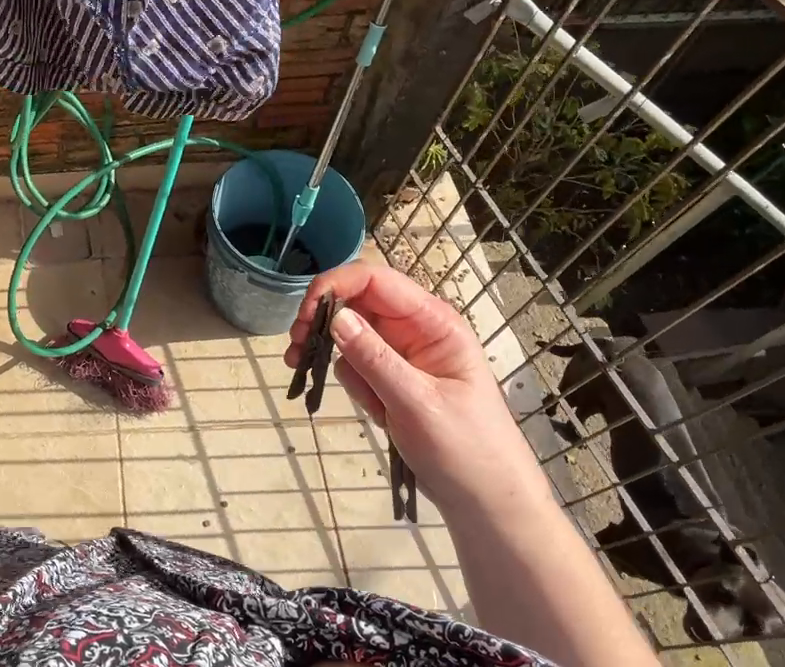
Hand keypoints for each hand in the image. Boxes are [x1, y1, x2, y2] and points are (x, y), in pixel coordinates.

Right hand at [285, 262, 551, 521]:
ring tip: (305, 370)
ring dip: (329, 351)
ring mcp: (403, 354)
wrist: (490, 505)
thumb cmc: (469, 452)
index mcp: (433, 322)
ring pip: (350, 332)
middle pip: (356, 301)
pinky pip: (356, 364)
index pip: (375, 280)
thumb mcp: (418, 403)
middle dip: (322, 319)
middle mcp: (415, 329)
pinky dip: (349, 379)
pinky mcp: (392, 378)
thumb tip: (334, 316)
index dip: (335, 285)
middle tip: (294, 347)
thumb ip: (374, 359)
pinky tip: (367, 408)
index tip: (304, 313)